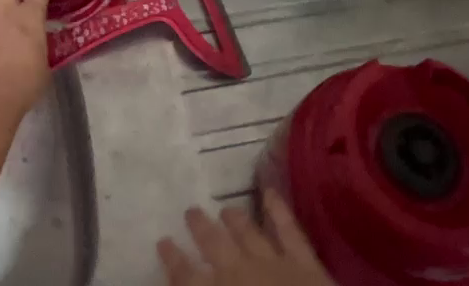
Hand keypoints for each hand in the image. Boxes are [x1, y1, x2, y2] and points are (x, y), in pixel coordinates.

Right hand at [157, 190, 332, 285]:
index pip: (187, 276)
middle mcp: (240, 271)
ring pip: (249, 233)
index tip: (162, 240)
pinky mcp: (305, 263)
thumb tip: (183, 285)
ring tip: (225, 208)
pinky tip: (271, 192)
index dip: (173, 260)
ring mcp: (274, 263)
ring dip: (235, 219)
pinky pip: (290, 232)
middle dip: (201, 227)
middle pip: (215, 244)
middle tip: (191, 210)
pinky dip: (280, 210)